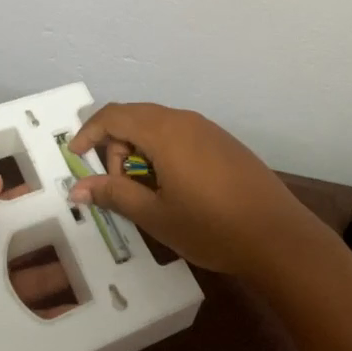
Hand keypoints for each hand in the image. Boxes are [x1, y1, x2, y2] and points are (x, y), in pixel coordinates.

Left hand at [0, 177, 77, 350]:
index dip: (21, 203)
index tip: (56, 188)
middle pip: (19, 247)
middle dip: (49, 234)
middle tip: (88, 222)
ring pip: (32, 281)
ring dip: (59, 271)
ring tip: (95, 259)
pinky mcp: (0, 335)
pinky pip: (33, 319)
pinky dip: (57, 312)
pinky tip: (83, 305)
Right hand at [67, 102, 323, 277]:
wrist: (276, 235)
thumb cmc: (210, 226)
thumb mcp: (155, 215)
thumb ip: (115, 194)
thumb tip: (78, 188)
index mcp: (164, 131)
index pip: (114, 116)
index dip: (89, 133)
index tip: (75, 158)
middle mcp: (184, 120)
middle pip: (135, 116)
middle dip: (115, 145)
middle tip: (114, 185)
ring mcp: (207, 128)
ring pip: (158, 125)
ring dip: (139, 149)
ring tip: (143, 191)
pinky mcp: (223, 142)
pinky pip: (179, 133)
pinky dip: (162, 151)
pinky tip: (172, 186)